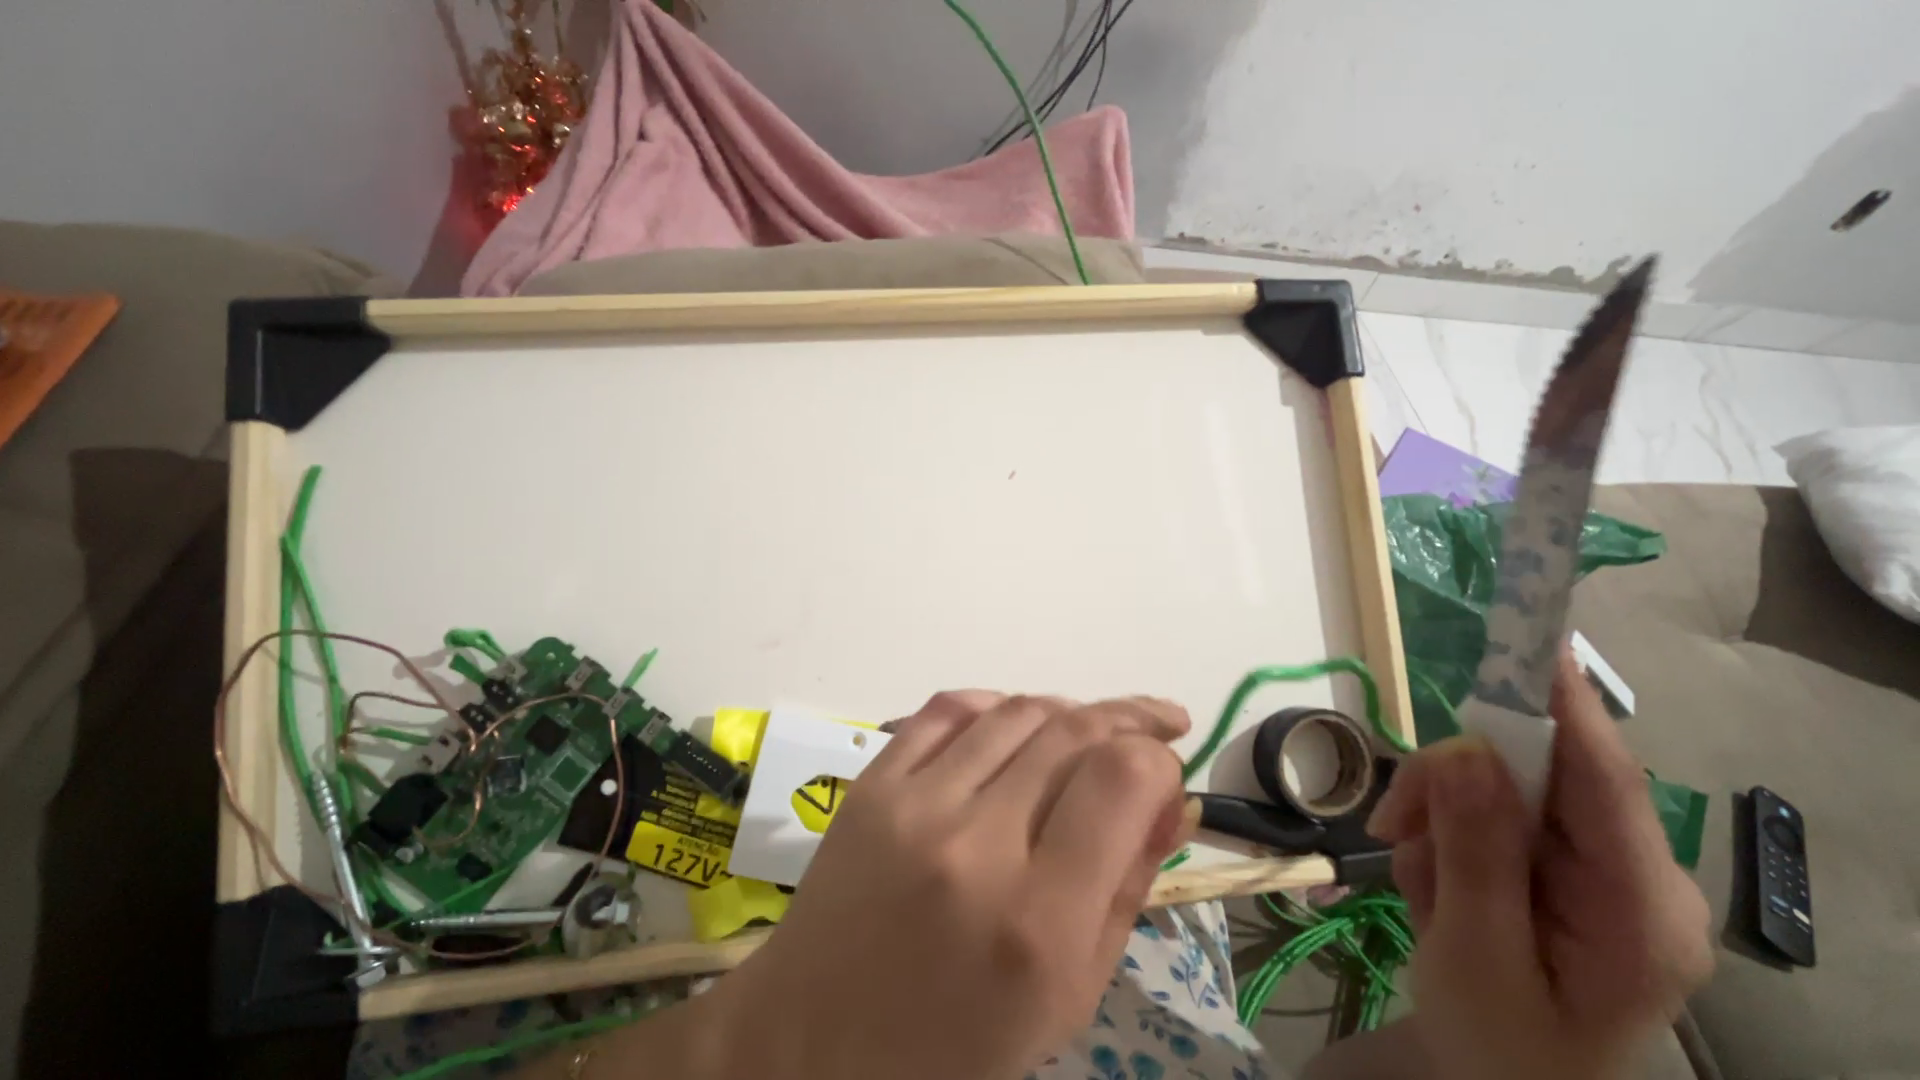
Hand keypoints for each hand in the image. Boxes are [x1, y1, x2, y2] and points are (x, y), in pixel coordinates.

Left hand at [698, 692, 1193, 1079]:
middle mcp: (977, 844)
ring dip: (1069, 711)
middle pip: (1075, 732)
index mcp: (1039, 919)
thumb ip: (1127, 889)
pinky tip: (1018, 724)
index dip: (1159, 761)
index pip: (1123, 778)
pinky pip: (948, 708)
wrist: (816, 1041)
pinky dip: (997, 705)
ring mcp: (913, 804)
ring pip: (1017, 710)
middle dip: (1129, 721)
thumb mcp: (1070, 995)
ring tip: (1092, 730)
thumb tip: (1170, 798)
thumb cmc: (957, 1042)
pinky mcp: (870, 785)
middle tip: (1152, 730)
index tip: (1164, 776)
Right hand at [1365, 651, 1712, 1079]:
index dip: (1567, 707)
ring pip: (1507, 791)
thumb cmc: (1495, 1047)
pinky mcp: (1570, 871)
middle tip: (1393, 827)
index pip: (1608, 784)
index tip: (1532, 643)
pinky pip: (1500, 817)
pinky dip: (1449, 838)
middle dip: (1455, 790)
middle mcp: (1639, 878)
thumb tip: (1468, 753)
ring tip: (1418, 886)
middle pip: (1540, 779)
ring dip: (1441, 822)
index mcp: (1643, 912)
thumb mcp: (1473, 958)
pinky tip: (1436, 888)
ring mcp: (1604, 872)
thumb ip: (1475, 856)